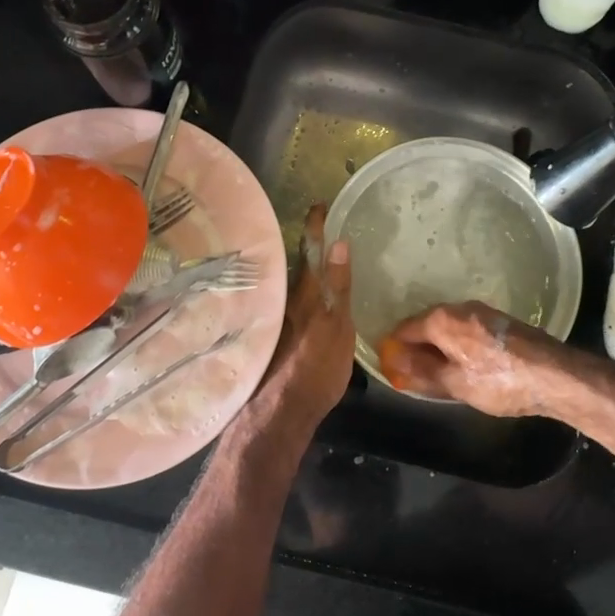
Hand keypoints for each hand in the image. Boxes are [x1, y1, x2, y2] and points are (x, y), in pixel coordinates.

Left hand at [242, 205, 354, 437]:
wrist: (281, 410)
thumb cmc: (315, 367)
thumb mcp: (337, 326)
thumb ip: (338, 287)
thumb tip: (339, 241)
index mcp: (305, 295)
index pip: (310, 251)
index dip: (314, 226)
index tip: (318, 204)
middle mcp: (287, 302)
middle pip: (297, 267)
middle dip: (307, 248)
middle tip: (320, 231)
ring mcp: (278, 322)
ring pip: (290, 286)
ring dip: (301, 272)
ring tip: (316, 264)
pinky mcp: (275, 341)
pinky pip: (288, 306)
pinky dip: (297, 296)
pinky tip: (304, 304)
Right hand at [377, 302, 576, 417]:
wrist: (555, 375)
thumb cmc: (499, 381)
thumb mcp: (455, 384)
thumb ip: (421, 372)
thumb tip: (393, 361)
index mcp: (442, 319)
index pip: (403, 330)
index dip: (395, 351)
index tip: (394, 371)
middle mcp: (459, 307)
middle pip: (426, 327)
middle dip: (418, 350)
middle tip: (417, 379)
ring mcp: (482, 312)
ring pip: (448, 329)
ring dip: (440, 349)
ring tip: (442, 378)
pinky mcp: (499, 322)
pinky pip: (466, 331)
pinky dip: (459, 347)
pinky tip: (467, 368)